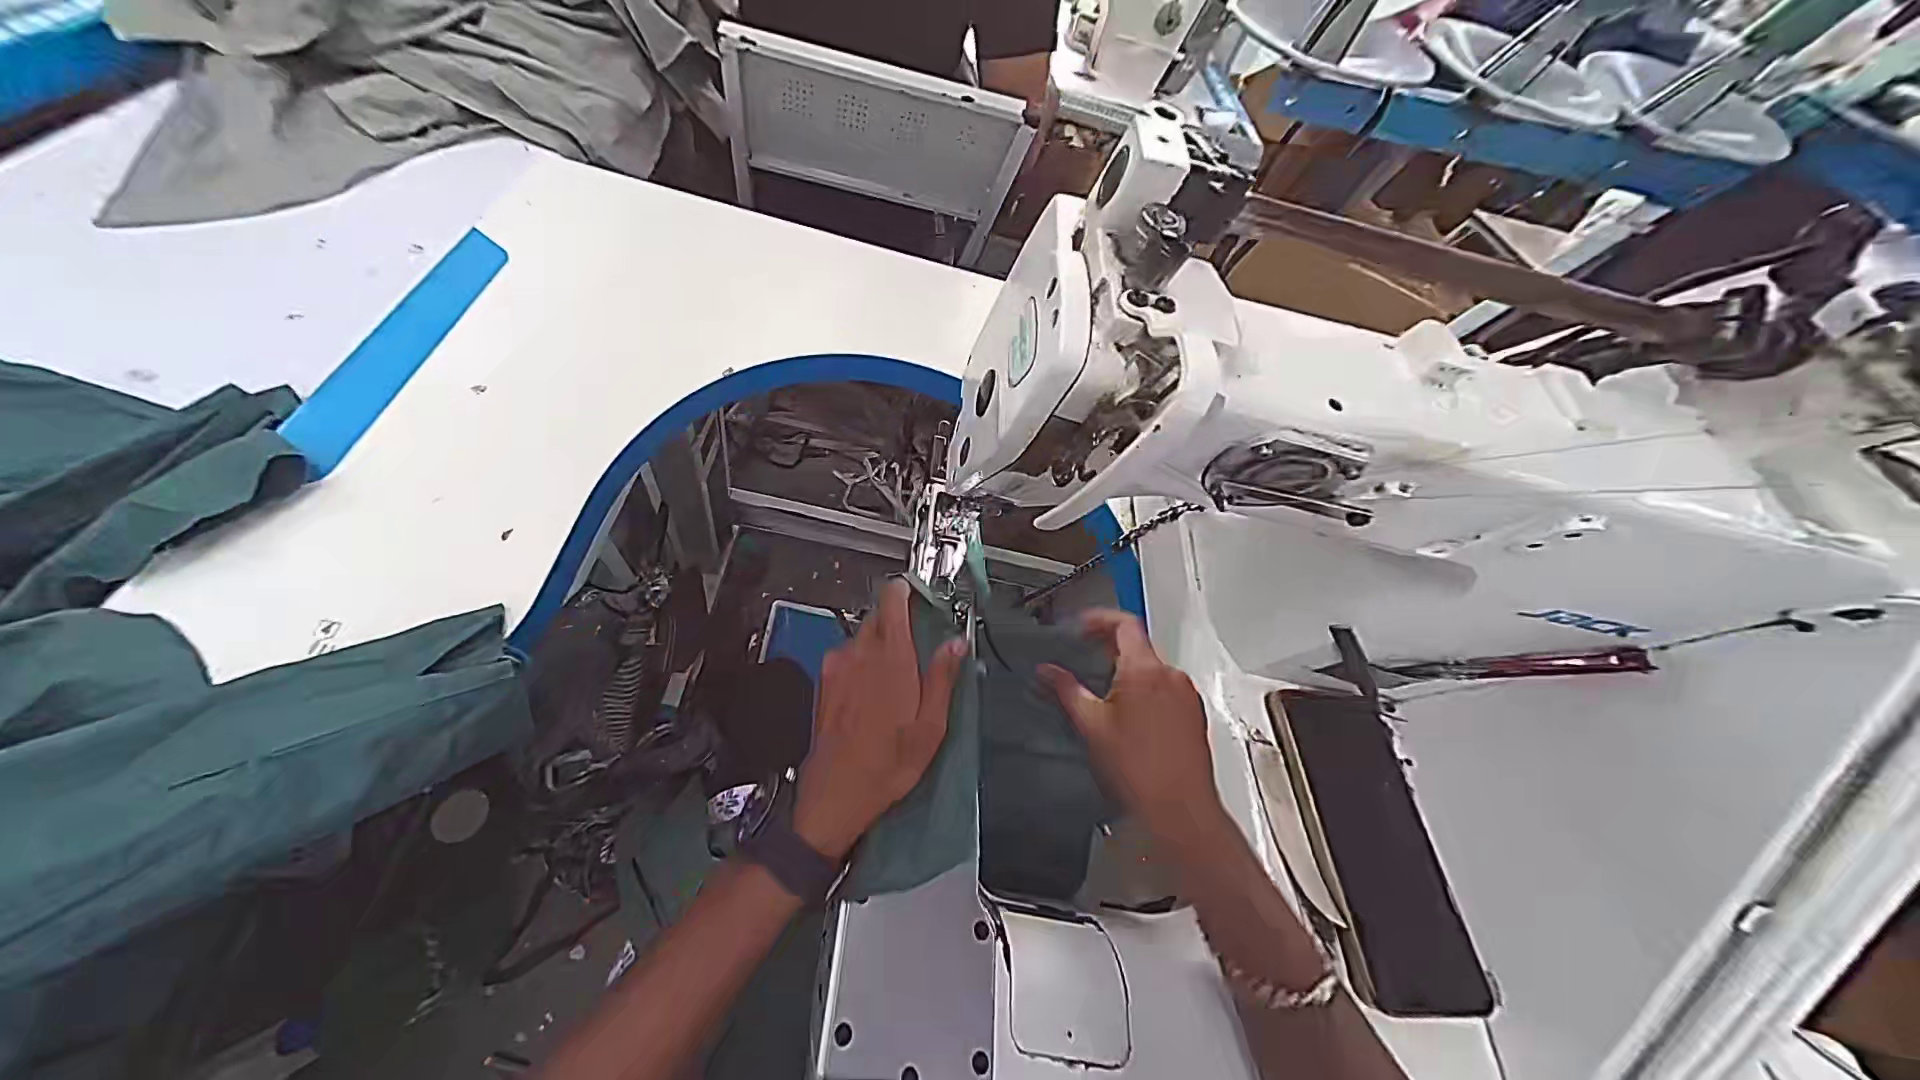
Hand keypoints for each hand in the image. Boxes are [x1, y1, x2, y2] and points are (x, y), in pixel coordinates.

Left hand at [794, 579, 966, 861]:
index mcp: (891, 658)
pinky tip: (872, 693)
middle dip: (899, 623)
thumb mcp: (931, 727)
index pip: (892, 600)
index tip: (920, 598)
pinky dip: (862, 661)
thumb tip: (956, 642)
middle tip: (917, 648)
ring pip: (862, 635)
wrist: (834, 795)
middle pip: (879, 616)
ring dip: (880, 644)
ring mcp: (836, 666)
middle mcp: (859, 653)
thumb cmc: (888, 764)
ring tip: (896, 678)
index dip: (907, 591)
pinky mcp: (823, 681)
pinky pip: (847, 655)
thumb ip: (943, 677)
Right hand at [1039, 610, 1225, 851]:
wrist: (1180, 809)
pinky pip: (1167, 687)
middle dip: (1109, 648)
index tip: (1083, 626)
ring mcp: (1186, 695)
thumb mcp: (1091, 725)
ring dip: (1128, 670)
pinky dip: (1146, 689)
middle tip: (1086, 657)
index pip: (1124, 624)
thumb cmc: (1141, 773)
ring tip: (1104, 691)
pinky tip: (1129, 715)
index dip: (1099, 619)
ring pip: (1153, 667)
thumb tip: (1048, 672)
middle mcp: (1171, 677)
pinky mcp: (1193, 713)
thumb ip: (1066, 690)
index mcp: (1145, 671)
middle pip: (1138, 645)